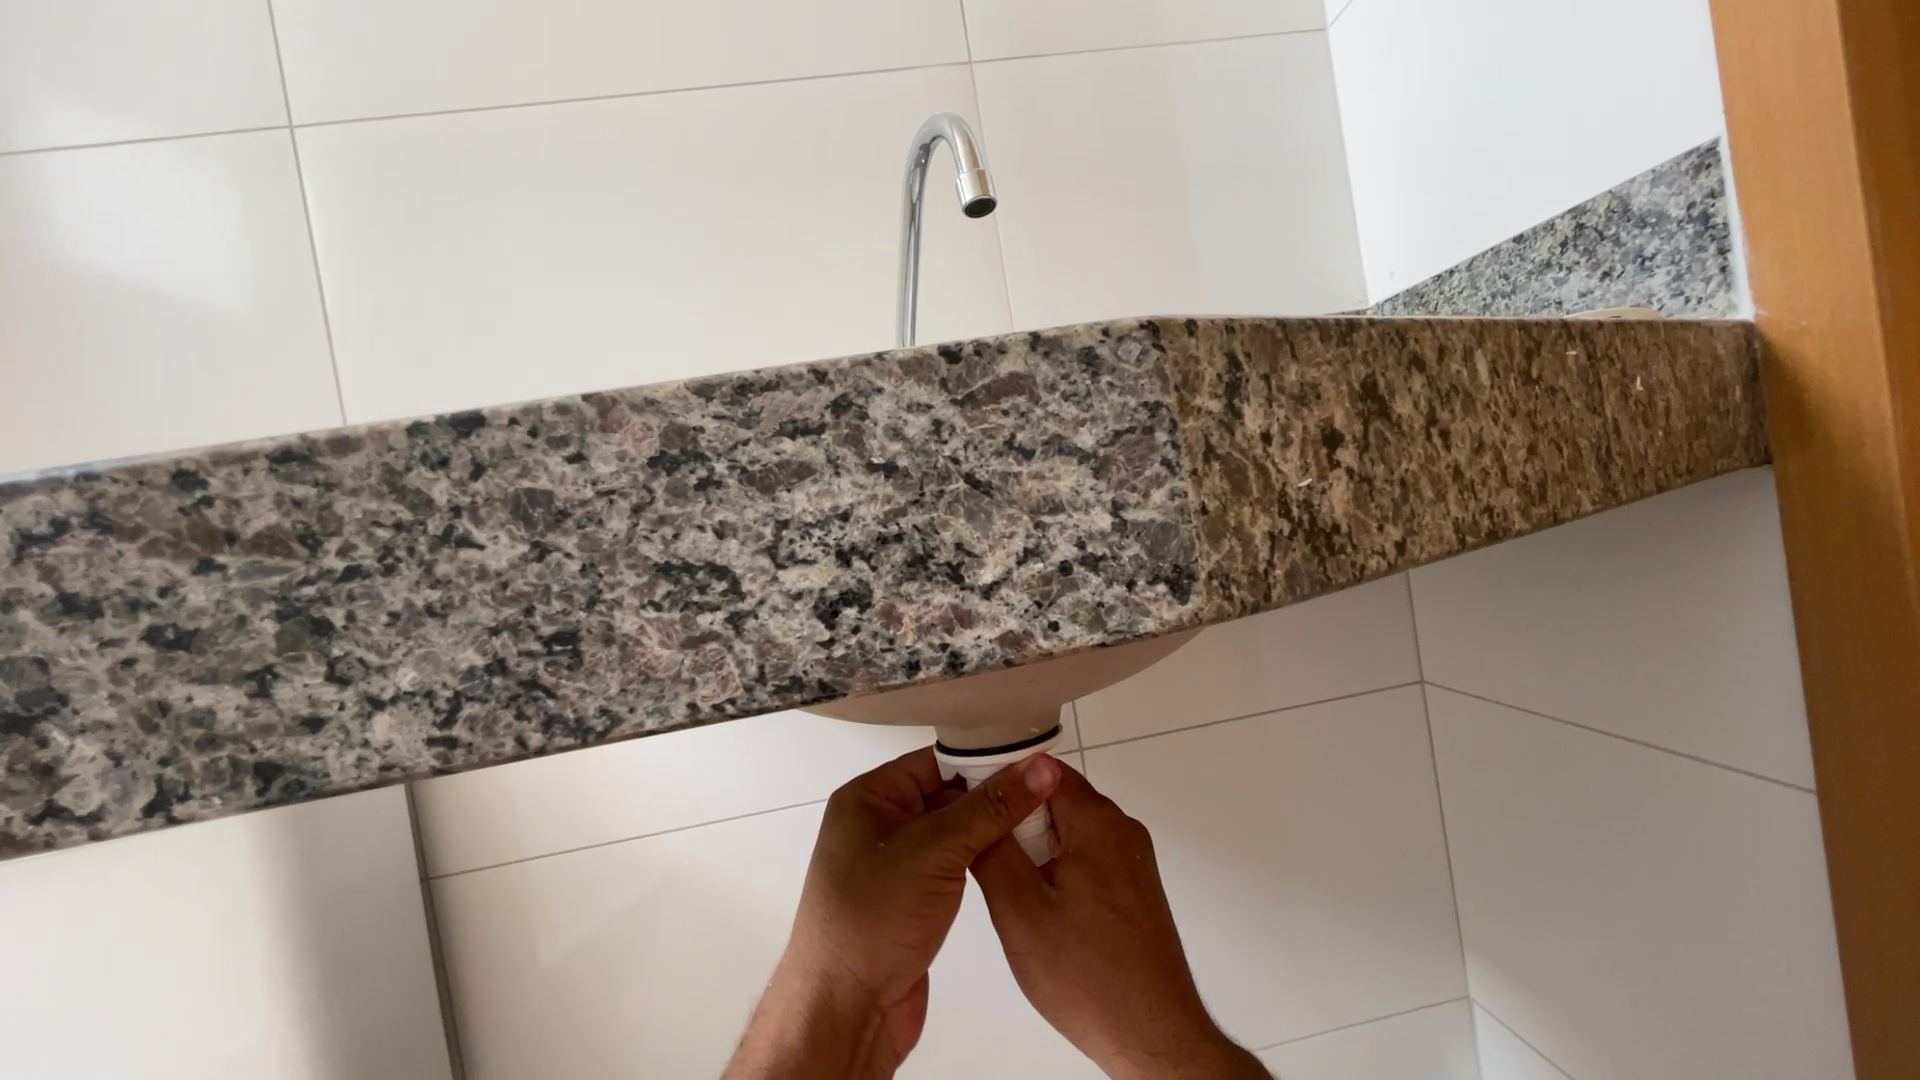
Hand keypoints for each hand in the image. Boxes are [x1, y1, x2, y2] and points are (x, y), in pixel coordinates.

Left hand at [725, 747, 1062, 1079]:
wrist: (845, 1010)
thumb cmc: (872, 918)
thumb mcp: (934, 849)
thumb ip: (989, 807)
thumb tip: (1038, 768)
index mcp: (867, 798)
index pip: (933, 761)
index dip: (979, 758)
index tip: (1030, 758)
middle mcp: (877, 824)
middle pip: (944, 793)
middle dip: (989, 794)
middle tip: (1044, 790)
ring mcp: (894, 864)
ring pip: (951, 830)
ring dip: (987, 828)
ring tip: (1038, 819)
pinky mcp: (911, 898)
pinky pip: (951, 863)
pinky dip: (979, 858)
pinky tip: (1011, 857)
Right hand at [969, 762, 1268, 1079]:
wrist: (1153, 1038)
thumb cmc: (1088, 978)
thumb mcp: (1018, 909)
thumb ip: (992, 848)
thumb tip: (978, 808)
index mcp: (1098, 823)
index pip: (1041, 770)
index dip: (1002, 781)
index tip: (975, 805)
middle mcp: (1122, 831)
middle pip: (1056, 799)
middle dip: (1019, 823)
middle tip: (993, 861)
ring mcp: (1133, 861)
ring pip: (1071, 831)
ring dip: (1038, 850)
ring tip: (1017, 893)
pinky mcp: (1136, 889)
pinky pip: (1089, 858)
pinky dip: (1061, 871)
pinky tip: (1047, 913)